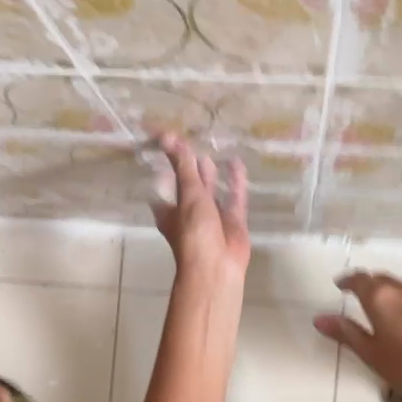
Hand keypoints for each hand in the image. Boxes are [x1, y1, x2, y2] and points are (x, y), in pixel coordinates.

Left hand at [151, 133, 249, 288]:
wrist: (217, 265)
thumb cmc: (194, 230)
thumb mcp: (187, 193)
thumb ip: (182, 166)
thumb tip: (169, 136)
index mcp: (170, 210)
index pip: (165, 184)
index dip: (166, 168)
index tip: (167, 147)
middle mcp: (189, 213)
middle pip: (188, 186)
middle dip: (189, 169)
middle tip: (190, 145)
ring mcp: (212, 217)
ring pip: (211, 191)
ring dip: (210, 175)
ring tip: (210, 153)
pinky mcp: (232, 220)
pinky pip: (234, 197)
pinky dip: (235, 181)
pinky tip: (236, 163)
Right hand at [314, 273, 401, 401]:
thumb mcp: (371, 354)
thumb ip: (345, 332)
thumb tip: (319, 318)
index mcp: (381, 299)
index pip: (360, 279)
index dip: (348, 280)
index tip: (340, 285)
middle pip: (383, 280)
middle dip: (369, 285)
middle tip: (360, 296)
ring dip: (392, 293)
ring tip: (387, 310)